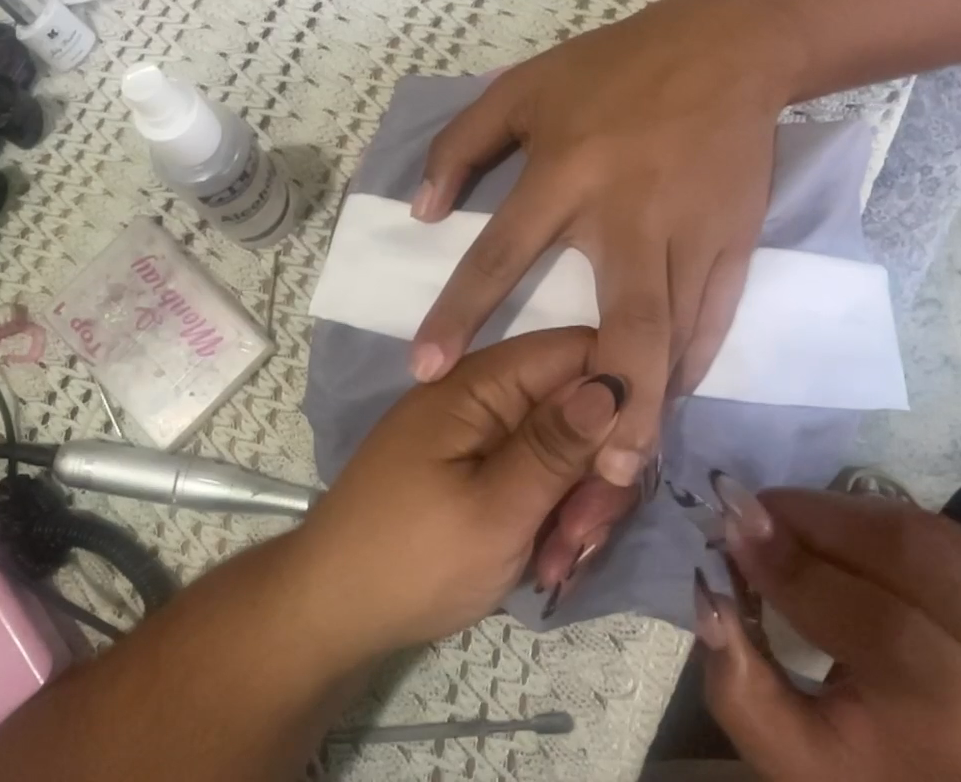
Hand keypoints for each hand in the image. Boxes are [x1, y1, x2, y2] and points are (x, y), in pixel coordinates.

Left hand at [292, 328, 624, 652]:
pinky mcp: (476, 474)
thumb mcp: (496, 508)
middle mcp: (479, 400)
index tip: (626, 467)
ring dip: (574, 508)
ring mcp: (477, 439)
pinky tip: (545, 564)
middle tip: (582, 537)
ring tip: (557, 563)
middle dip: (594, 474)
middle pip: (575, 408)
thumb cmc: (413, 560)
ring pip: (562, 453)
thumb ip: (556, 446)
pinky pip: (535, 480)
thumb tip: (615, 381)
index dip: (620, 397)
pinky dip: (549, 520)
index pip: (575, 350)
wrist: (334, 611)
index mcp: (477, 385)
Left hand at [408, 0, 801, 584]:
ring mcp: (690, 236)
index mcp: (564, 177)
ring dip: (655, 407)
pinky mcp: (736, 245)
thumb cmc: (611, 69)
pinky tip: (669, 406)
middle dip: (608, 404)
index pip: (500, 257)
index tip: (423, 368)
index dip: (459, 313)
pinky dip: (692, 367)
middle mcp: (627, 219)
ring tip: (627, 471)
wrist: (732, 45)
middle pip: (622, 327)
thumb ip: (460, 147)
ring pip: (677, 339)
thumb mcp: (520, 88)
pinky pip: (714, 320)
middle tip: (588, 473)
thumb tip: (421, 212)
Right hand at [699, 482, 960, 780]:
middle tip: (756, 510)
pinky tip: (857, 545)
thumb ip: (738, 683)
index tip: (727, 523)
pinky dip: (893, 528)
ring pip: (937, 534)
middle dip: (818, 515)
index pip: (870, 614)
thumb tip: (709, 588)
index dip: (788, 560)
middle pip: (915, 554)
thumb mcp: (795, 763)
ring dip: (851, 514)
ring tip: (796, 523)